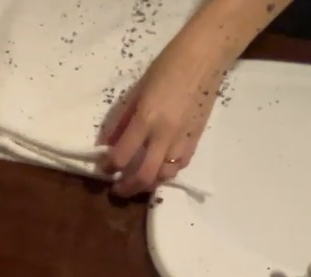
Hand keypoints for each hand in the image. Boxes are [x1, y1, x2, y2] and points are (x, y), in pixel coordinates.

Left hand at [102, 33, 227, 195]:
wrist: (206, 53)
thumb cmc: (168, 65)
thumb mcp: (137, 90)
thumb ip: (121, 120)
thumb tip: (107, 144)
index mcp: (147, 118)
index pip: (122, 156)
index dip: (108, 166)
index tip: (104, 167)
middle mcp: (165, 134)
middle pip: (144, 177)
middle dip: (127, 188)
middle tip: (117, 188)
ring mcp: (183, 138)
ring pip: (164, 177)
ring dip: (147, 184)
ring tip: (137, 181)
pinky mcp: (197, 138)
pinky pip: (180, 166)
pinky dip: (166, 173)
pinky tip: (157, 168)